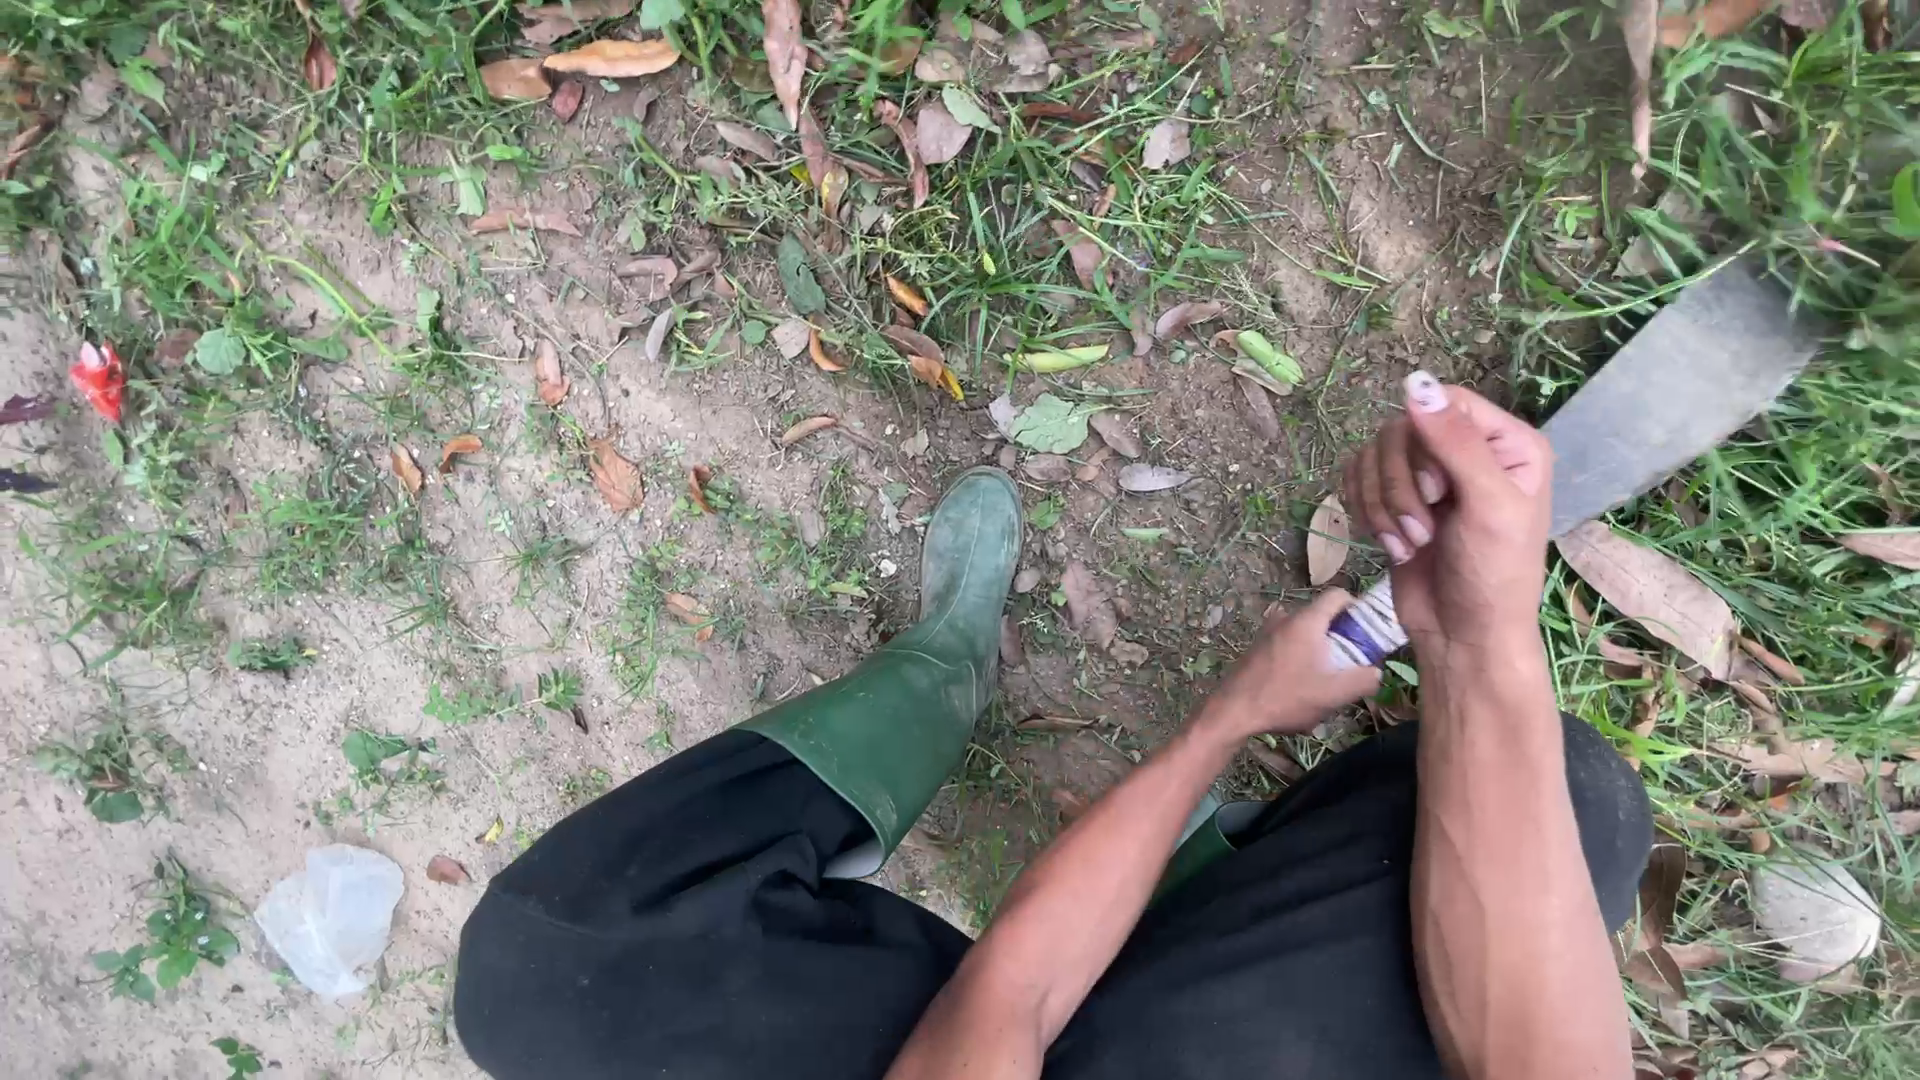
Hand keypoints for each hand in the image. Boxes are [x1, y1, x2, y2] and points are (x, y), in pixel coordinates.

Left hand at [1196, 589, 1382, 740]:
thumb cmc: (1286, 698)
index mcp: (1305, 621)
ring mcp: (1267, 631)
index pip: (1338, 595)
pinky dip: (1300, 655)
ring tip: (1326, 678)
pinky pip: (1288, 642)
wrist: (1234, 710)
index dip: (1358, 608)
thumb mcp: (1335, 694)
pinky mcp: (1257, 647)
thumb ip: (1364, 679)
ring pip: (1305, 631)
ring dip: (1320, 649)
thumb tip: (1375, 671)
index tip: (1368, 632)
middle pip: (1322, 615)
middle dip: (1341, 635)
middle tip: (1351, 663)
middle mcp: (1284, 618)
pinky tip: (1300, 683)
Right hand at [1342, 372, 1552, 652]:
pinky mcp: (1392, 501)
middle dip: (1398, 487)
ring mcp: (1425, 477)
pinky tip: (1389, 541)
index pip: (1442, 403)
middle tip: (1421, 529)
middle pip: (1399, 431)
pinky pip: (1355, 481)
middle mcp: (1464, 452)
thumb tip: (1415, 381)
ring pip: (1371, 457)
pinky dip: (1364, 512)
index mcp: (1505, 443)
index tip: (1435, 489)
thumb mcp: (1487, 505)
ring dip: (1380, 505)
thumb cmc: (1493, 574)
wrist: (1460, 633)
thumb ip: (1455, 443)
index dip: (1423, 441)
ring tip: (1408, 543)